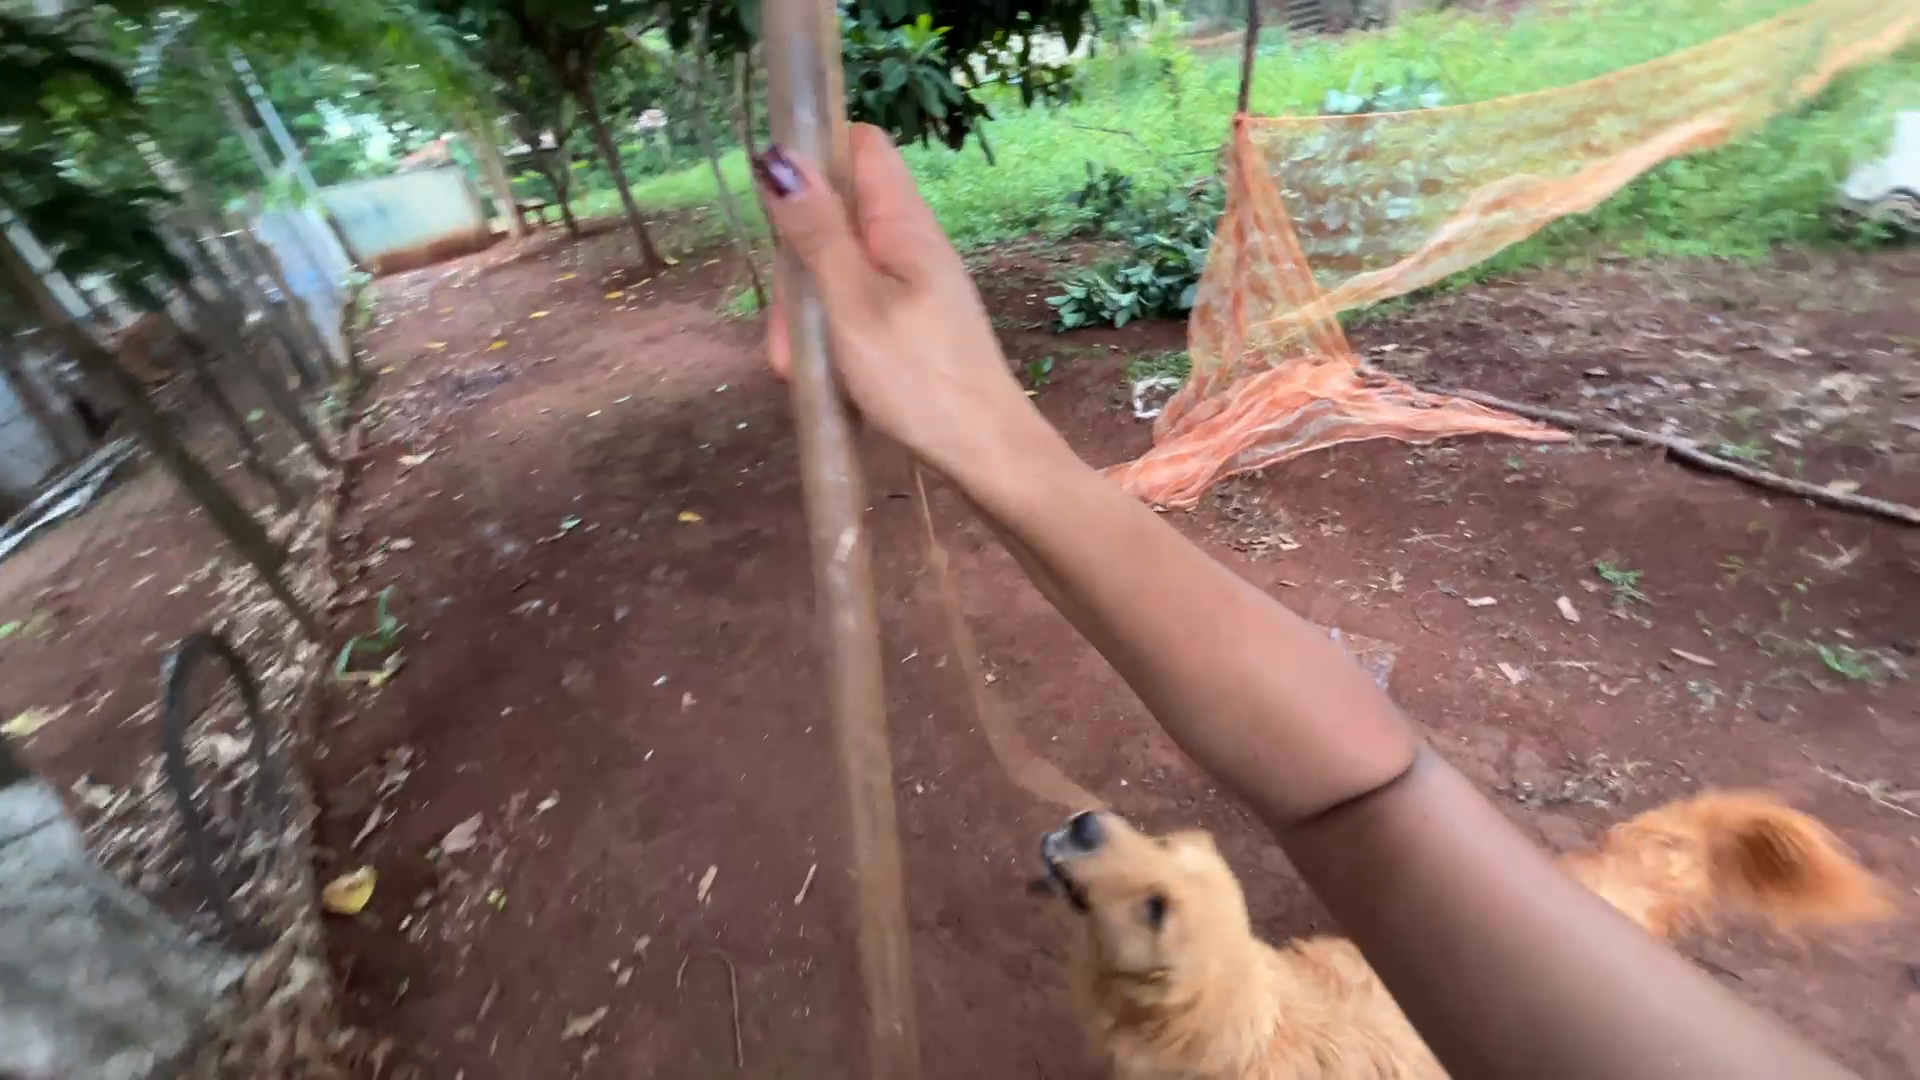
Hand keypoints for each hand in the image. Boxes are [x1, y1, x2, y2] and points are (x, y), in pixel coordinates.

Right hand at [754, 127, 1053, 479]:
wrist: (983, 452)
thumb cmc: (918, 379)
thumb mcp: (852, 303)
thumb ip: (816, 232)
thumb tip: (778, 155)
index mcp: (903, 224)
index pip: (860, 149)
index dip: (815, 159)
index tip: (779, 210)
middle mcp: (910, 247)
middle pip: (838, 220)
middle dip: (799, 268)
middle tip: (787, 336)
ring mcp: (913, 291)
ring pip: (842, 275)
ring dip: (811, 316)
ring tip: (799, 372)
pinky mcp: (912, 330)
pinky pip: (859, 313)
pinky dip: (835, 339)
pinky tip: (824, 379)